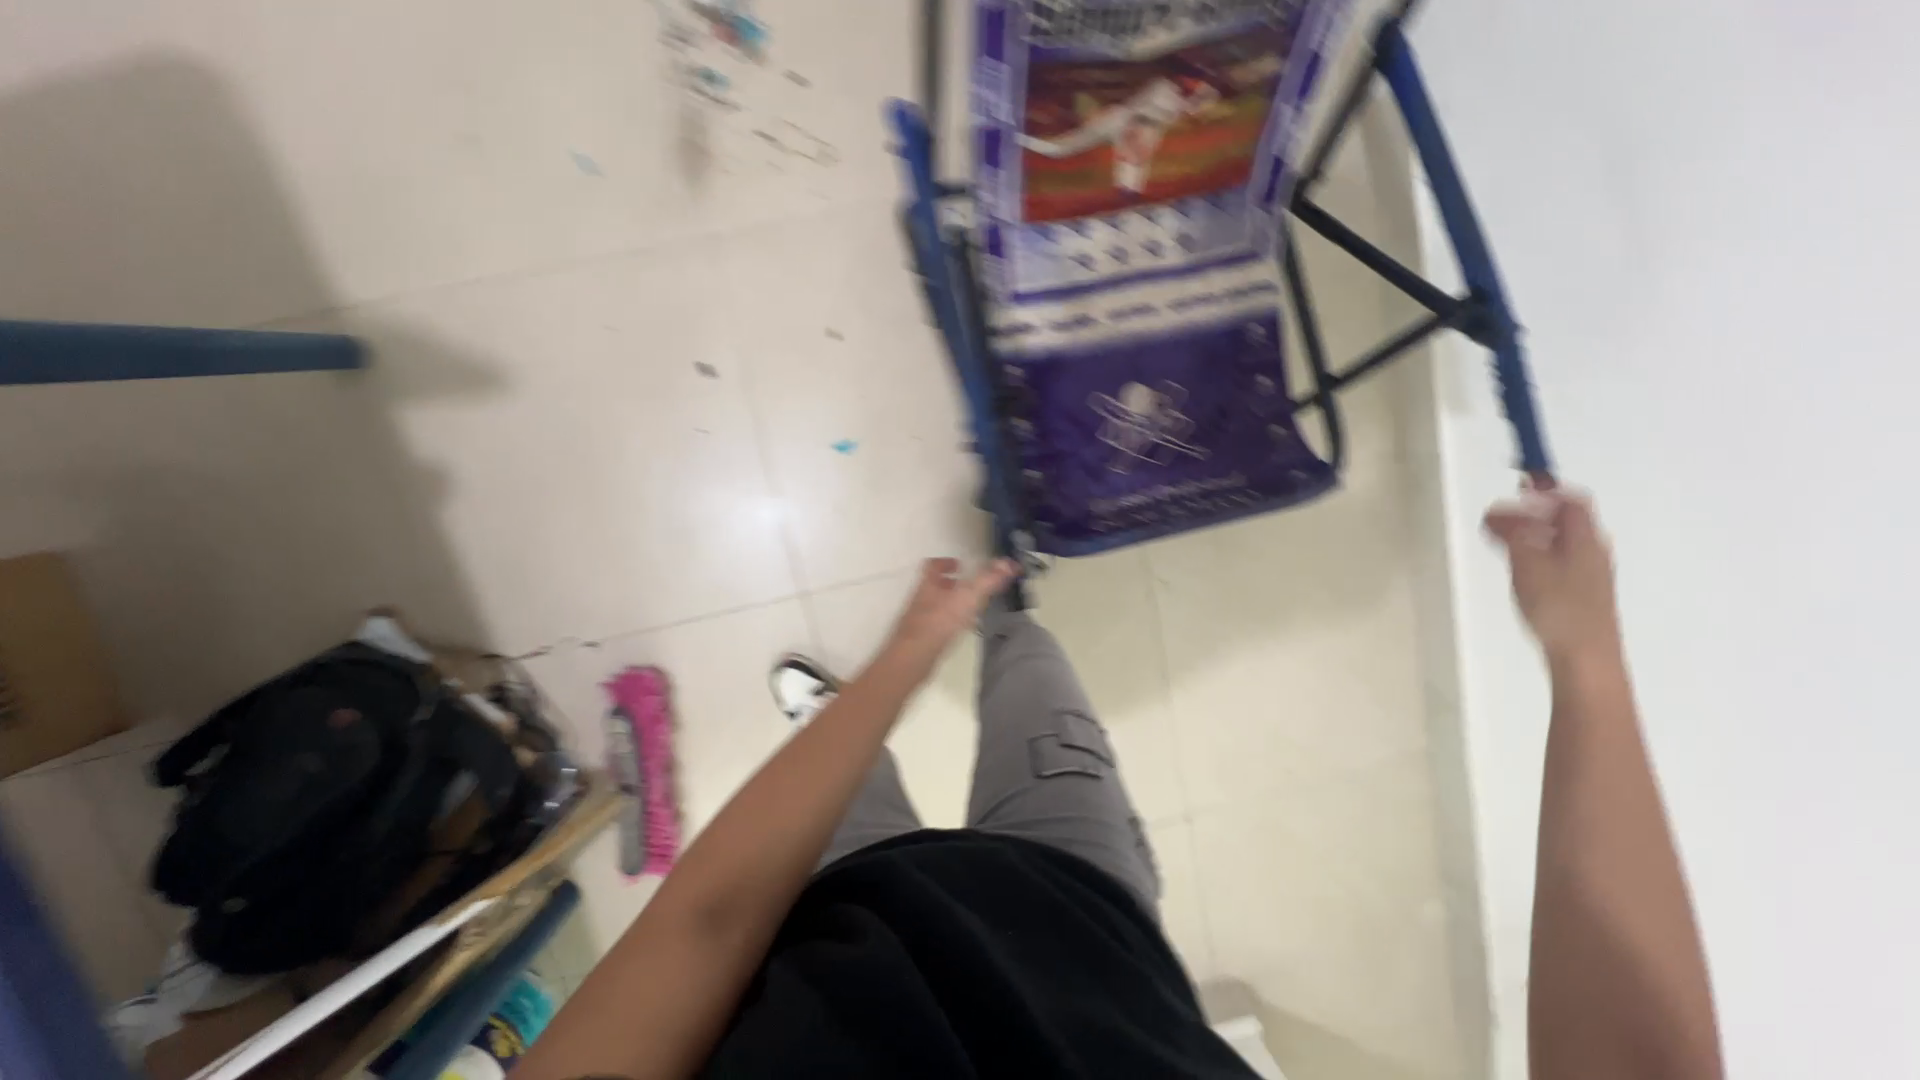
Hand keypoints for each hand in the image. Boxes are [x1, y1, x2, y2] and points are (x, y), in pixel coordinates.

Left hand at [874, 557, 1019, 680]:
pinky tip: (960, 630)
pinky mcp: (920, 638)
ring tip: (970, 609)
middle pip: (934, 586)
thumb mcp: (967, 598)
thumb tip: (1008, 563)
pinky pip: (936, 624)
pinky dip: (948, 623)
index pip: (933, 566)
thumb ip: (987, 580)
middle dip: (951, 584)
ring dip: (951, 604)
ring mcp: (918, 619)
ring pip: (935, 605)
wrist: (913, 658)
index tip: (959, 564)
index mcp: (928, 584)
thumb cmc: (939, 623)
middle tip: (969, 588)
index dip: (945, 562)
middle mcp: (920, 599)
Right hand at [1484, 489, 1621, 666]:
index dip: (1545, 488)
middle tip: (1500, 520)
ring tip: (1504, 545)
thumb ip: (1512, 533)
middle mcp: (1593, 551)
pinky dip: (1538, 555)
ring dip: (1534, 535)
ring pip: (1562, 542)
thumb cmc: (1558, 606)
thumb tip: (1497, 510)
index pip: (1570, 500)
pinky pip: (1560, 561)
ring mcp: (1591, 575)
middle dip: (1534, 512)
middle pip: (1567, 519)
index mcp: (1584, 538)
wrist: (1587, 657)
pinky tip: (1521, 573)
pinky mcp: (1583, 594)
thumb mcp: (1527, 563)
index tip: (1517, 487)